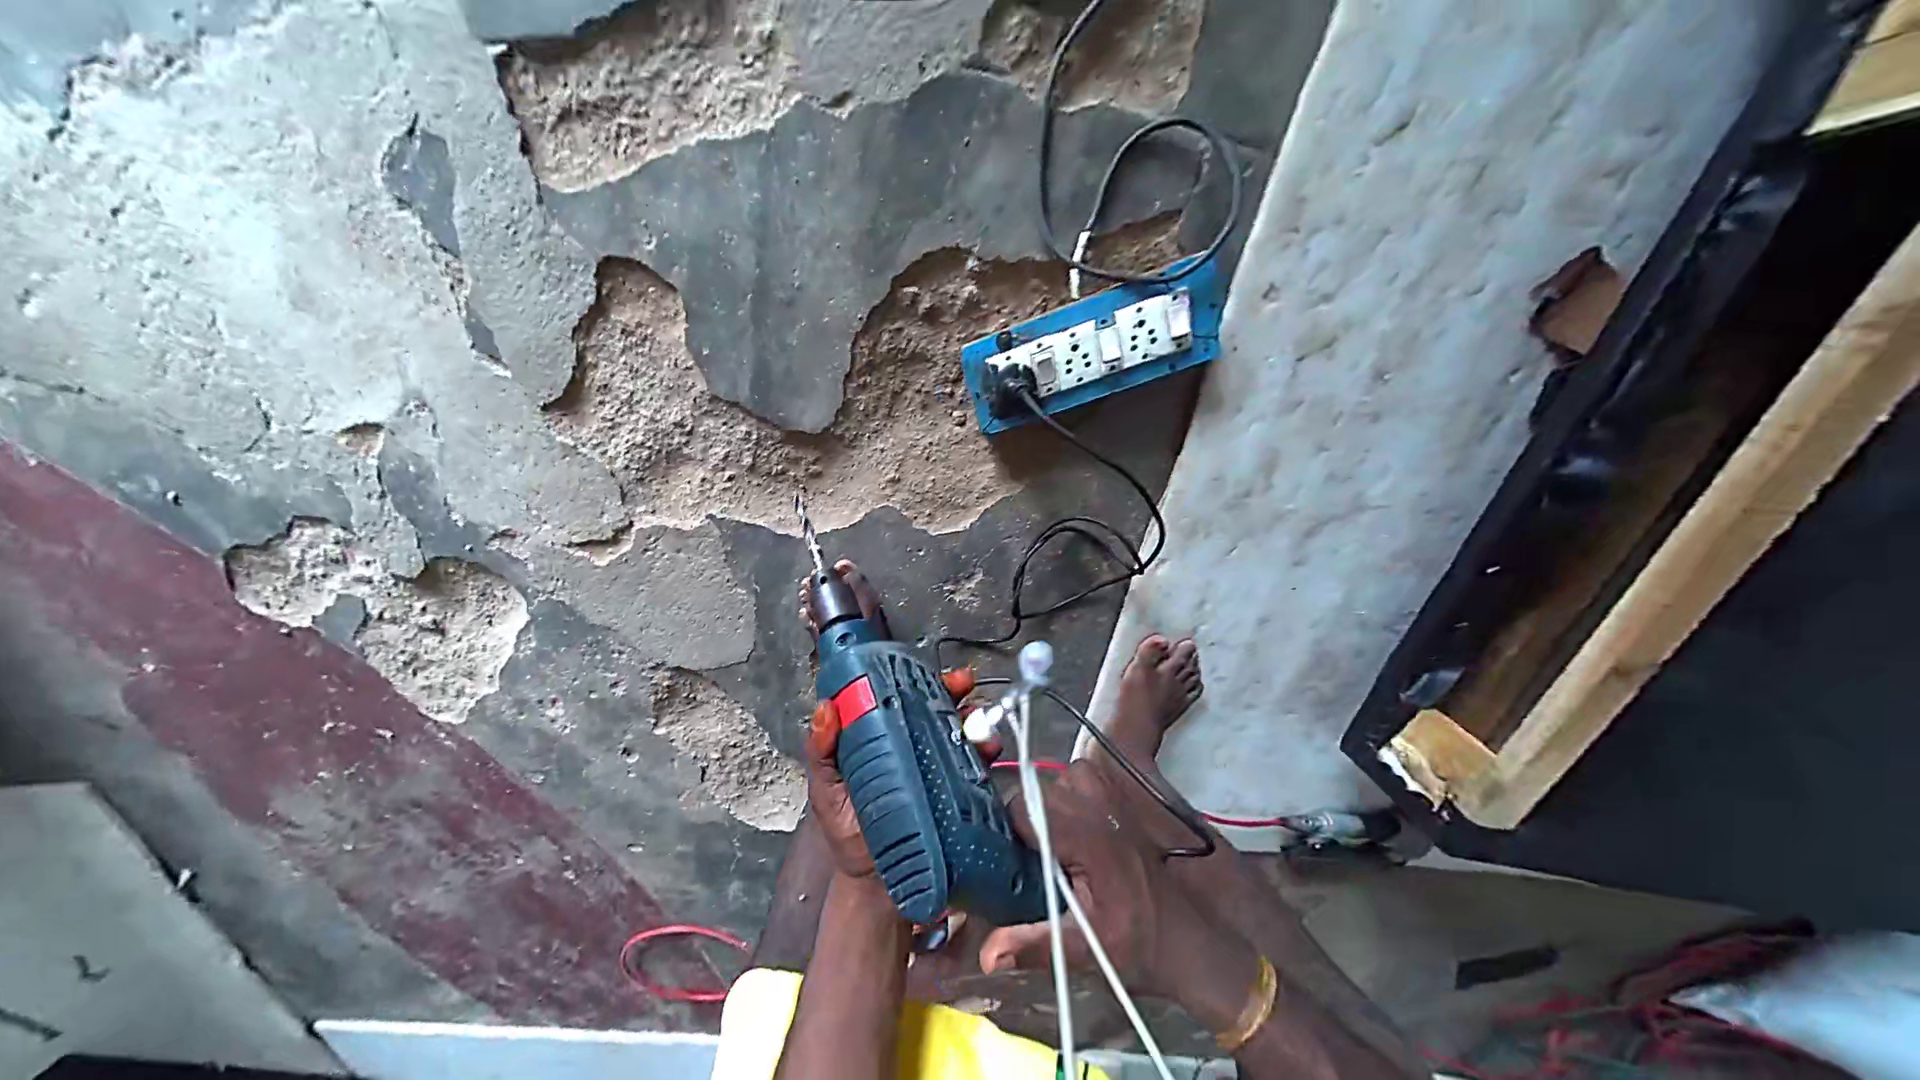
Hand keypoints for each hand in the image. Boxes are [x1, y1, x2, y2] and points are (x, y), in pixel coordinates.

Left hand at [805, 666, 977, 880]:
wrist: (879, 882)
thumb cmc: (849, 831)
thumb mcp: (826, 790)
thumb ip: (822, 753)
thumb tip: (825, 709)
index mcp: (879, 737)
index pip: (895, 696)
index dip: (907, 677)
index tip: (916, 668)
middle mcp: (910, 744)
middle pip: (933, 705)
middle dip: (950, 689)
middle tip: (960, 683)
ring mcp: (934, 765)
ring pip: (958, 727)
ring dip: (972, 715)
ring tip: (974, 717)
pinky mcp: (955, 788)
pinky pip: (974, 762)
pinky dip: (984, 749)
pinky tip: (985, 748)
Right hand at [977, 757, 1213, 994]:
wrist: (1187, 941)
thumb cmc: (1135, 945)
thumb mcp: (1084, 952)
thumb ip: (1036, 944)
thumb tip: (988, 954)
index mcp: (1087, 840)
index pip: (1026, 810)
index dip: (1008, 830)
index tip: (1009, 858)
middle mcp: (1100, 810)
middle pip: (1040, 790)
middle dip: (1027, 819)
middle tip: (1032, 857)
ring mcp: (1115, 799)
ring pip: (1063, 776)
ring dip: (1052, 801)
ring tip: (1055, 839)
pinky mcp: (1123, 799)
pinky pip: (1085, 775)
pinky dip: (1074, 791)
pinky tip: (1076, 825)